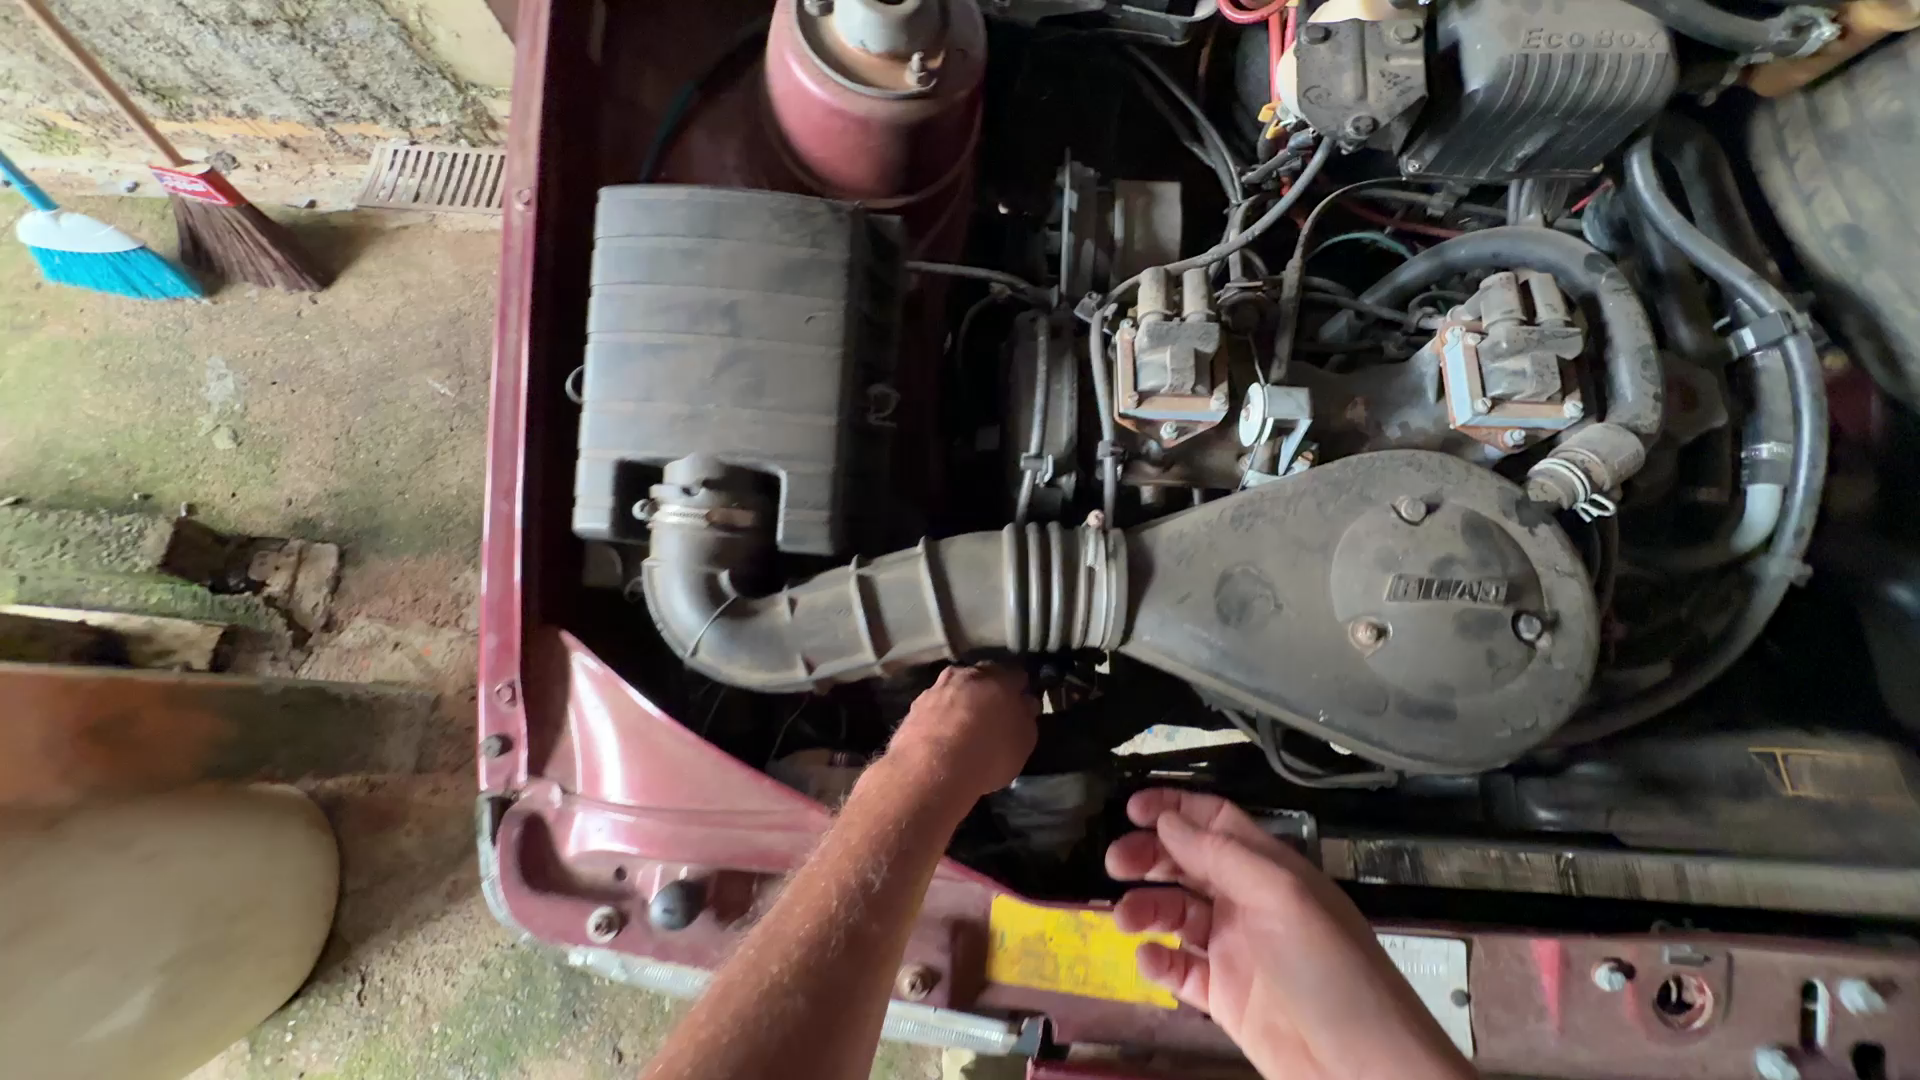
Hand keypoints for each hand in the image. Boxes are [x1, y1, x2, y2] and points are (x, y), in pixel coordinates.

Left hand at [887, 664, 1037, 799]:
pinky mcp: (915, 705)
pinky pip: (935, 705)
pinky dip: (940, 714)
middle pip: (983, 676)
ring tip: (964, 726)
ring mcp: (937, 687)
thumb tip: (1025, 703)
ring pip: (955, 687)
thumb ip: (1026, 717)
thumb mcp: (1023, 742)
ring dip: (961, 700)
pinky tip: (942, 735)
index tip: (1021, 704)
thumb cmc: (987, 754)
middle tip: (993, 713)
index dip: (1020, 689)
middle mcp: (967, 675)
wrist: (930, 768)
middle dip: (989, 690)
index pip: (1016, 675)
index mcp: (998, 679)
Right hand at [1106, 790, 1473, 1079]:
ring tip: (1125, 919)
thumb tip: (1166, 818)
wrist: (1368, 1076)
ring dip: (1146, 907)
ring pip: (1176, 913)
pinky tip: (1149, 960)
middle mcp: (1248, 902)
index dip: (1175, 808)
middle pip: (1187, 863)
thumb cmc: (1332, 973)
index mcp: (1268, 870)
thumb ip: (1221, 855)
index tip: (1131, 809)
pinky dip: (1158, 961)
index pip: (1216, 821)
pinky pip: (1180, 969)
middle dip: (1148, 856)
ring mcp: (1235, 951)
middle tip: (1114, 863)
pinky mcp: (1225, 998)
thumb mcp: (1282, 898)